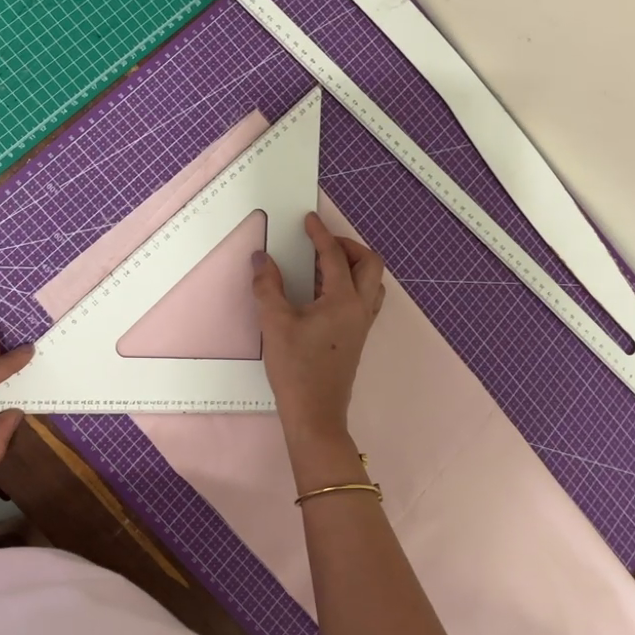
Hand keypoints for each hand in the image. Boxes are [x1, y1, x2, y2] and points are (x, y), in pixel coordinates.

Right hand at [252, 212, 386, 449]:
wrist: (316, 415)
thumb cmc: (296, 369)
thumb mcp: (274, 323)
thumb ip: (268, 286)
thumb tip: (262, 260)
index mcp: (344, 300)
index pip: (335, 256)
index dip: (320, 234)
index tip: (309, 219)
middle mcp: (360, 308)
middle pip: (370, 264)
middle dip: (348, 246)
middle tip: (322, 242)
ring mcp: (362, 325)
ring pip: (372, 282)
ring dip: (354, 265)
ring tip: (324, 264)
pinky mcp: (357, 337)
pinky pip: (364, 298)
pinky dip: (351, 283)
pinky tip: (324, 291)